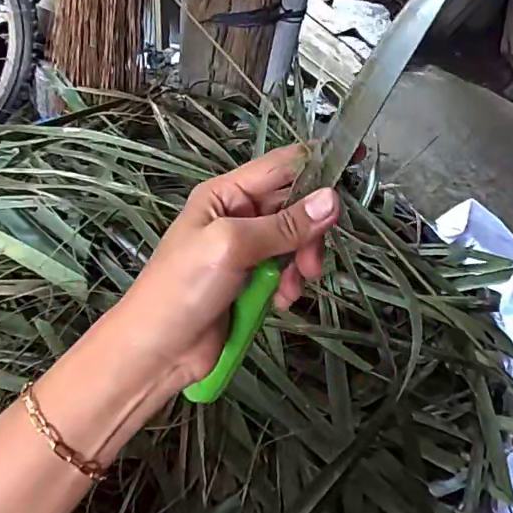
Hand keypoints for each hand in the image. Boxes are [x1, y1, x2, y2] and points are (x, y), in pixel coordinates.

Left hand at [104, 144, 340, 387]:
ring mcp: (245, 248)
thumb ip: (283, 225)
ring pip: (295, 241)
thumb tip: (332, 199)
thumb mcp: (231, 247)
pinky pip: (286, 269)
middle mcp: (237, 214)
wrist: (157, 351)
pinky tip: (280, 301)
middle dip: (309, 231)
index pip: (280, 165)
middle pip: (294, 205)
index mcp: (226, 193)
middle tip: (311, 263)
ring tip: (292, 288)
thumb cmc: (183, 287)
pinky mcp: (251, 280)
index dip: (317, 162)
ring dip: (301, 262)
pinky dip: (290, 283)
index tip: (356, 162)